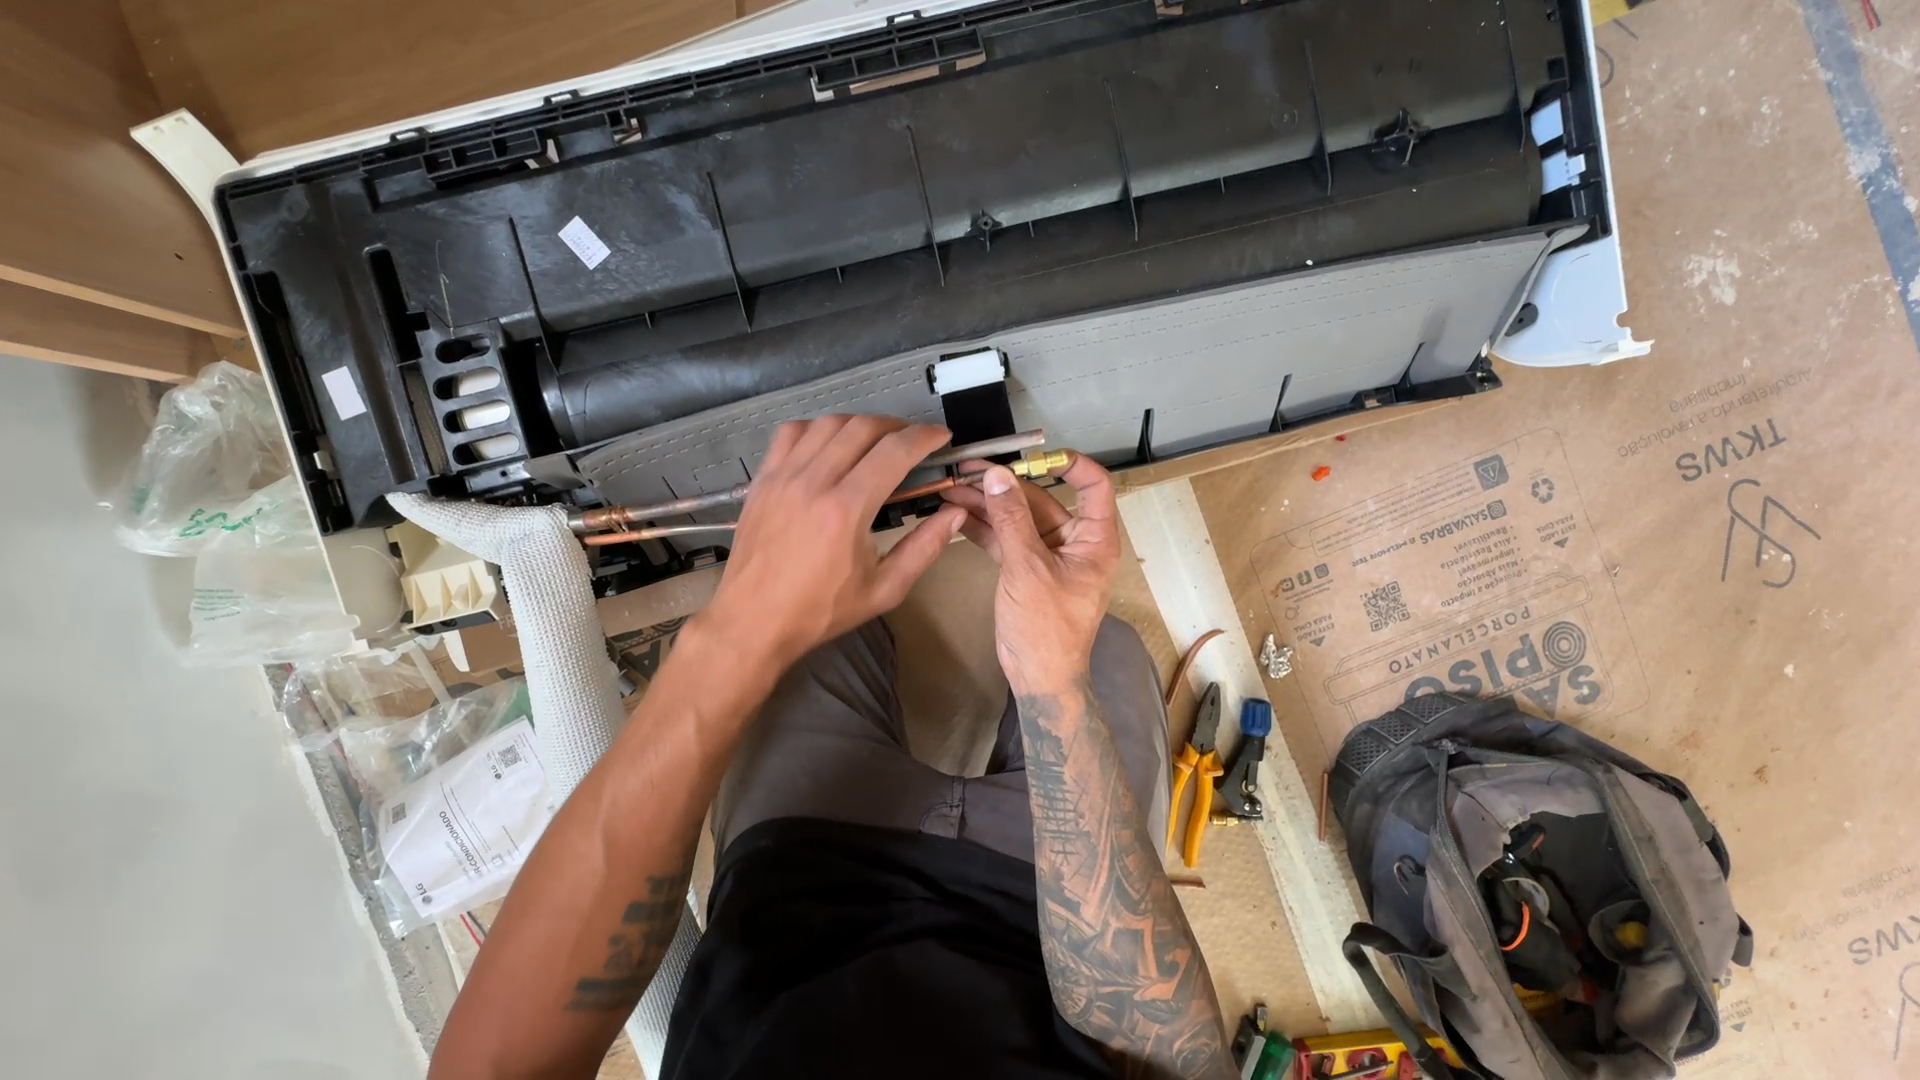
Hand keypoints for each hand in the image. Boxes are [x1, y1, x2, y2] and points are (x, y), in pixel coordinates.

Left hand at [706, 415, 966, 667]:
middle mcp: (814, 482)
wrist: (753, 621)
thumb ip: (924, 548)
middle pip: (862, 427)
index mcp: (847, 509)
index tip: (941, 438)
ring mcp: (783, 476)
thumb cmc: (821, 610)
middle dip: (897, 426)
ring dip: (859, 424)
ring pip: (827, 423)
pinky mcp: (762, 479)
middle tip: (912, 441)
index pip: (894, 451)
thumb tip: (956, 514)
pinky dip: (817, 428)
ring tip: (875, 440)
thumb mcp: (884, 590)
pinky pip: (791, 433)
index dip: (925, 437)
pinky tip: (830, 444)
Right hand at [940, 453, 1119, 692]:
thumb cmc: (1047, 628)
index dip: (1069, 464)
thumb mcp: (1028, 569)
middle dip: (1004, 485)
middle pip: (1042, 499)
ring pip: (1017, 518)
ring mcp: (1047, 555)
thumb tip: (997, 476)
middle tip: (968, 470)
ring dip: (987, 504)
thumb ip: (1011, 519)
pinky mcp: (1025, 569)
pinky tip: (955, 513)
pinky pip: (1005, 539)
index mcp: (1093, 540)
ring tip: (952, 487)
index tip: (1033, 454)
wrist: (1038, 677)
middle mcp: (1074, 542)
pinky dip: (983, 527)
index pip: (1093, 486)